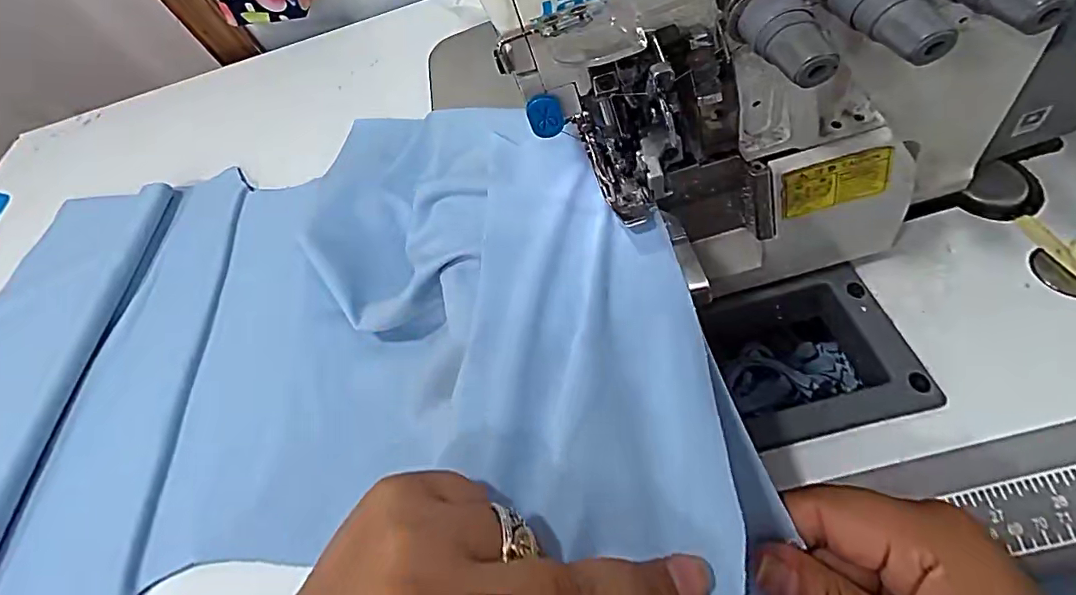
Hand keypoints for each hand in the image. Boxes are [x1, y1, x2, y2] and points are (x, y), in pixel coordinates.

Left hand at [299, 471, 713, 594]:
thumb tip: (595, 583)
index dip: (636, 590)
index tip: (691, 575)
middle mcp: (431, 564)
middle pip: (535, 556)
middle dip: (534, 580)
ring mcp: (402, 518)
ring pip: (495, 520)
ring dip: (485, 554)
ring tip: (441, 584)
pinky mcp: (383, 491)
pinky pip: (458, 494)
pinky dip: (453, 528)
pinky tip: (421, 560)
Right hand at [753, 486, 1039, 594]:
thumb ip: (827, 592)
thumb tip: (766, 559)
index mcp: (927, 527)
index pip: (813, 505)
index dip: (773, 537)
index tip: (746, 572)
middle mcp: (933, 534)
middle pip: (829, 535)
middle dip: (799, 572)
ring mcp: (941, 565)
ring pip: (850, 566)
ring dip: (823, 591)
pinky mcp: (946, 588)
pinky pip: (876, 584)